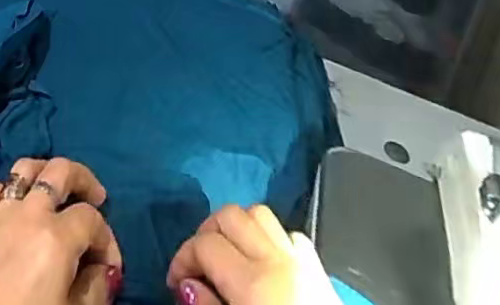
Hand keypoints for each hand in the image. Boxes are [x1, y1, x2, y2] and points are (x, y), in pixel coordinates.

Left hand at [0, 158, 122, 304]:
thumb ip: (94, 289)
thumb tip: (104, 268)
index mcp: (55, 237)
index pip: (92, 218)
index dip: (108, 239)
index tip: (110, 267)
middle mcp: (28, 212)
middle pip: (59, 170)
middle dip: (84, 179)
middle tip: (98, 197)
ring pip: (24, 167)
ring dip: (47, 171)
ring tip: (59, 188)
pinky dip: (12, 188)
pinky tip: (20, 206)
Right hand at [166, 205, 339, 304]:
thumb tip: (187, 285)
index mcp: (253, 283)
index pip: (204, 245)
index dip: (183, 258)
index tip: (175, 282)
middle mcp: (277, 262)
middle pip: (229, 216)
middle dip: (206, 234)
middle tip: (199, 265)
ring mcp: (303, 264)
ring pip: (259, 214)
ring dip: (238, 228)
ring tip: (230, 255)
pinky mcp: (323, 275)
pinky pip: (291, 236)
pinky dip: (272, 239)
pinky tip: (266, 262)